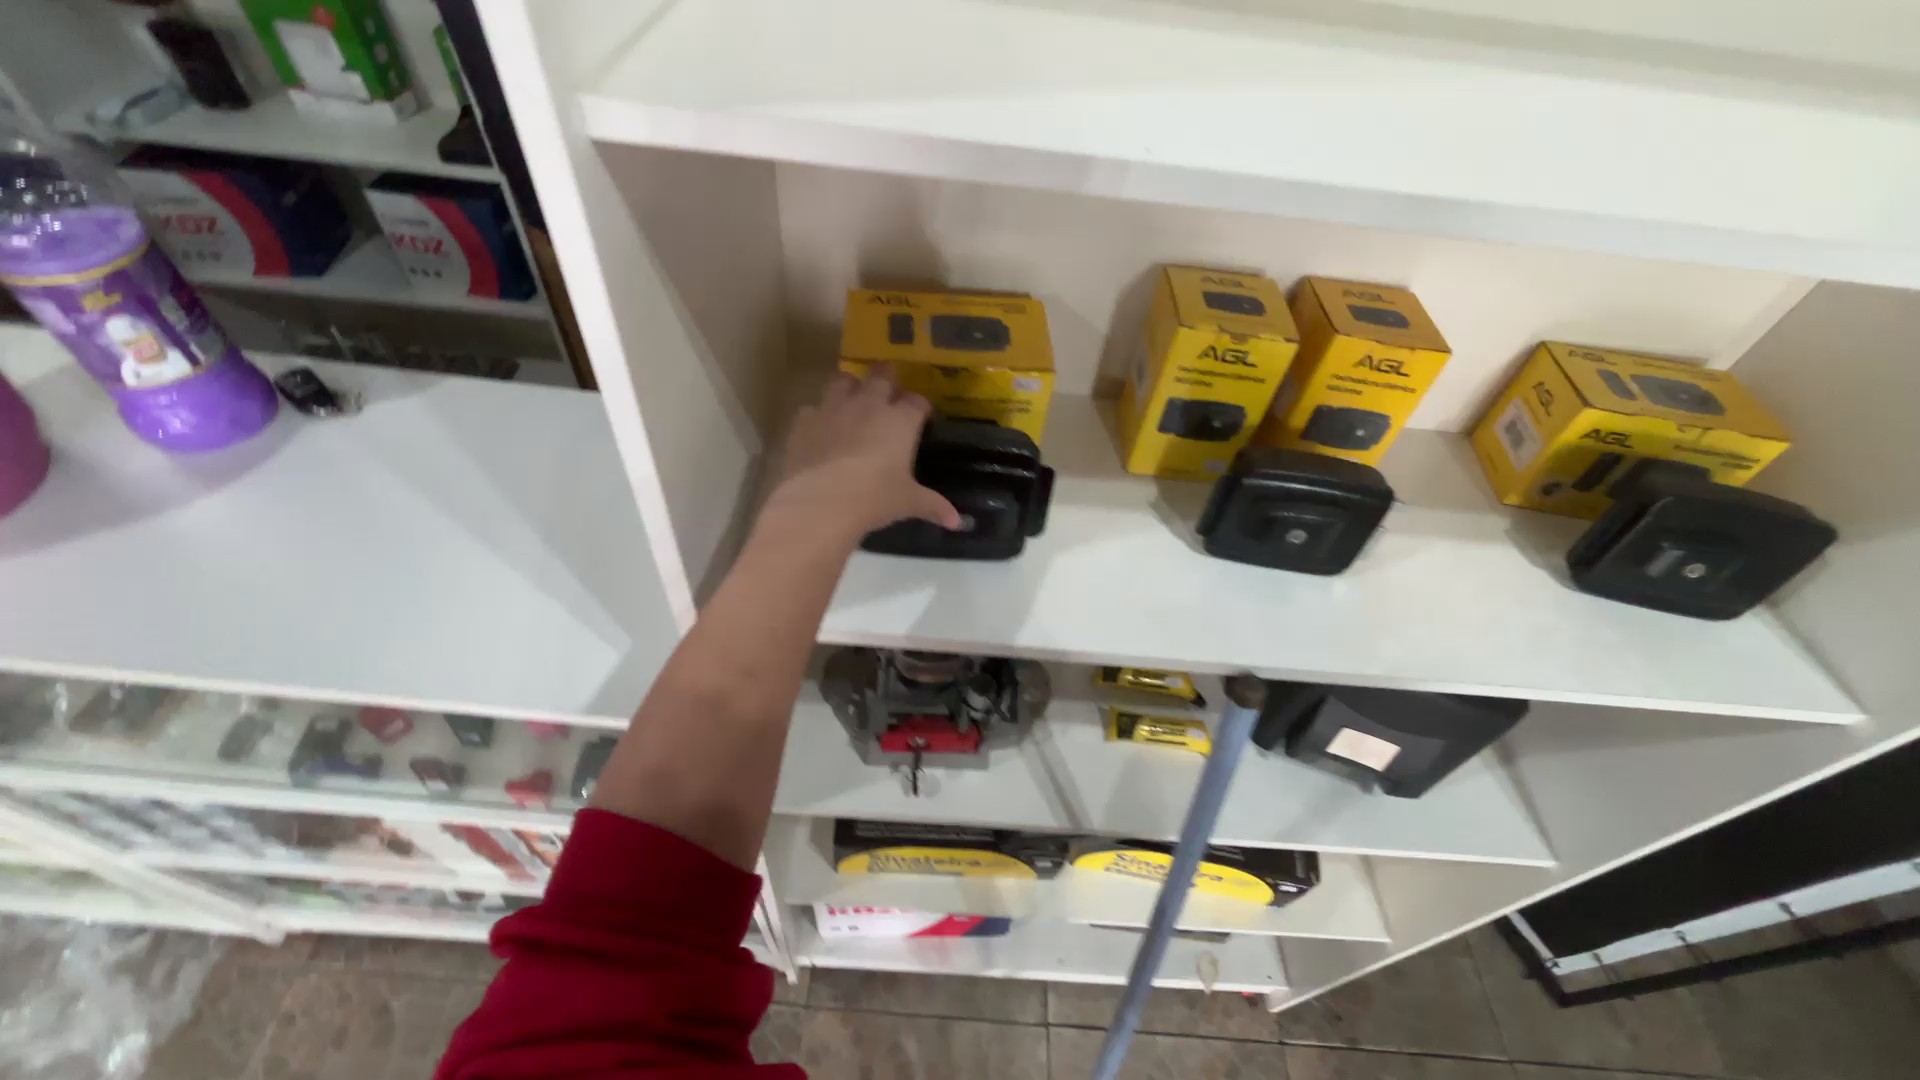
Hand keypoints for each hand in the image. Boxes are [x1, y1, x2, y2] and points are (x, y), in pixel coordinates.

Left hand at [762, 367, 960, 542]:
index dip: (919, 407)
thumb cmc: (874, 499)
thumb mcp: (908, 503)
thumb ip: (933, 506)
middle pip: (882, 375)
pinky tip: (821, 430)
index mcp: (900, 420)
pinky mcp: (804, 420)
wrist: (821, 502)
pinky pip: (812, 408)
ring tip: (853, 401)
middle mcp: (868, 404)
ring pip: (844, 380)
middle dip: (888, 379)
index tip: (920, 417)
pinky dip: (818, 416)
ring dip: (850, 386)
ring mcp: (833, 408)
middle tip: (889, 394)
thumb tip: (957, 522)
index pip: (917, 401)